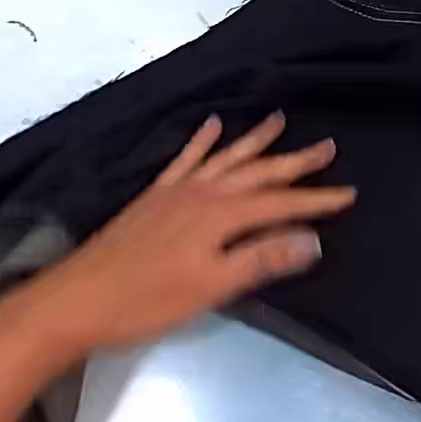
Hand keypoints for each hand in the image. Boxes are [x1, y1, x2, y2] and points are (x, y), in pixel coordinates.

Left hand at [18, 114, 354, 356]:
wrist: (72, 302)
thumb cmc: (145, 300)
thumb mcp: (211, 287)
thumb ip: (263, 261)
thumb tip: (314, 241)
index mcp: (222, 215)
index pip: (282, 204)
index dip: (317, 200)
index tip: (348, 194)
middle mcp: (205, 193)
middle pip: (260, 173)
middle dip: (297, 161)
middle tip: (327, 146)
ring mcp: (178, 191)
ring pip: (227, 158)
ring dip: (256, 140)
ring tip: (279, 119)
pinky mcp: (155, 196)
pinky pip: (185, 160)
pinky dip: (200, 141)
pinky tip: (210, 124)